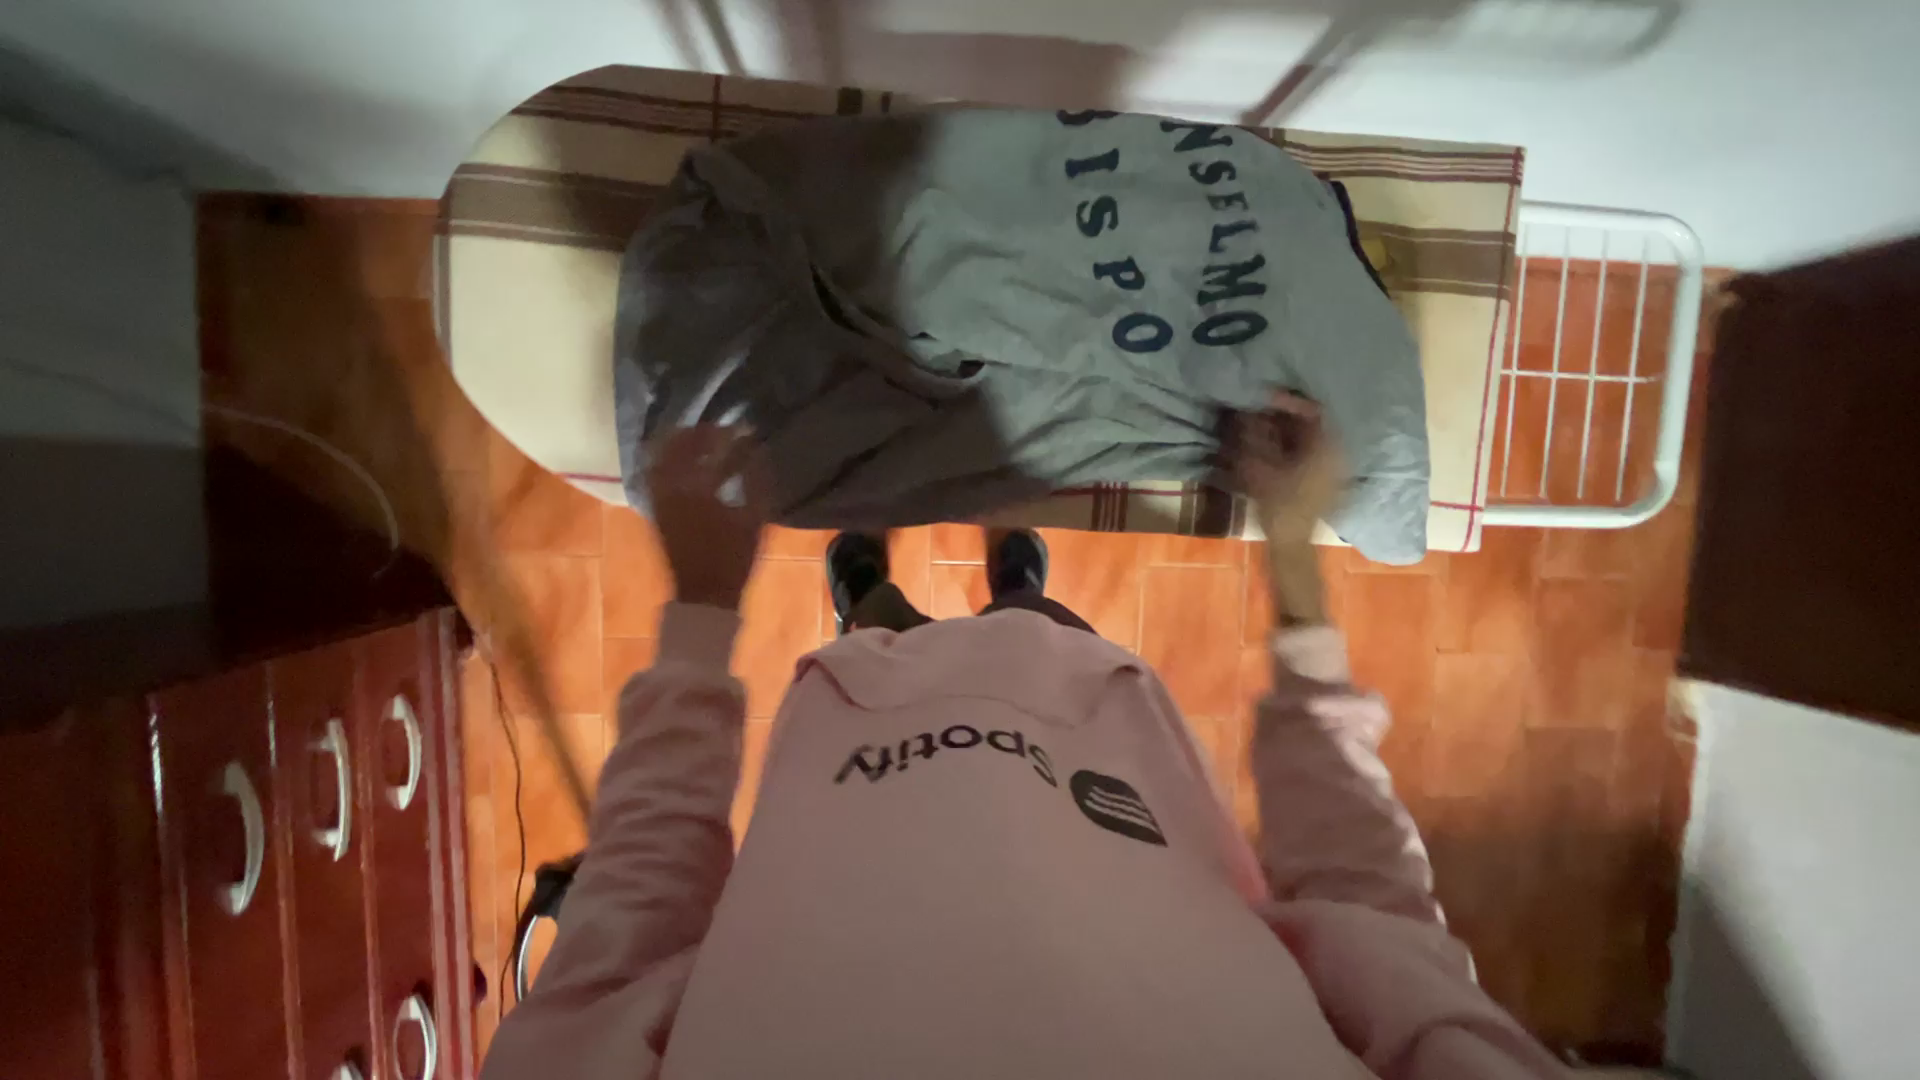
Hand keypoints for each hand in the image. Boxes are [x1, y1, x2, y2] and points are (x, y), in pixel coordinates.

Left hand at [644, 425, 770, 610]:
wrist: (704, 593)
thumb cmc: (734, 557)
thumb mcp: (754, 518)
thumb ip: (755, 478)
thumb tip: (755, 446)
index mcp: (696, 487)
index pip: (706, 446)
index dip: (721, 433)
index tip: (737, 428)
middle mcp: (669, 486)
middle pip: (675, 446)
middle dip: (695, 433)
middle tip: (715, 430)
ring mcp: (658, 497)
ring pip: (659, 457)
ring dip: (678, 445)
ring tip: (698, 442)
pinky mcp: (655, 508)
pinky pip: (653, 473)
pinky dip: (666, 461)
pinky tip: (683, 464)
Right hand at [1234, 392, 1343, 544]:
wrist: (1292, 545)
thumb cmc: (1278, 506)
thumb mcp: (1260, 467)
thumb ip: (1255, 435)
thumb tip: (1248, 411)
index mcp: (1328, 446)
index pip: (1312, 410)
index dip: (1287, 402)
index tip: (1264, 400)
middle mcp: (1340, 452)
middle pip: (1314, 423)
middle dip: (1286, 417)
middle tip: (1261, 413)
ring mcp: (1339, 468)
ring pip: (1314, 438)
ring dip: (1289, 432)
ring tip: (1264, 430)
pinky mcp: (1332, 480)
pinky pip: (1315, 452)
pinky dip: (1295, 446)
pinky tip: (1276, 450)